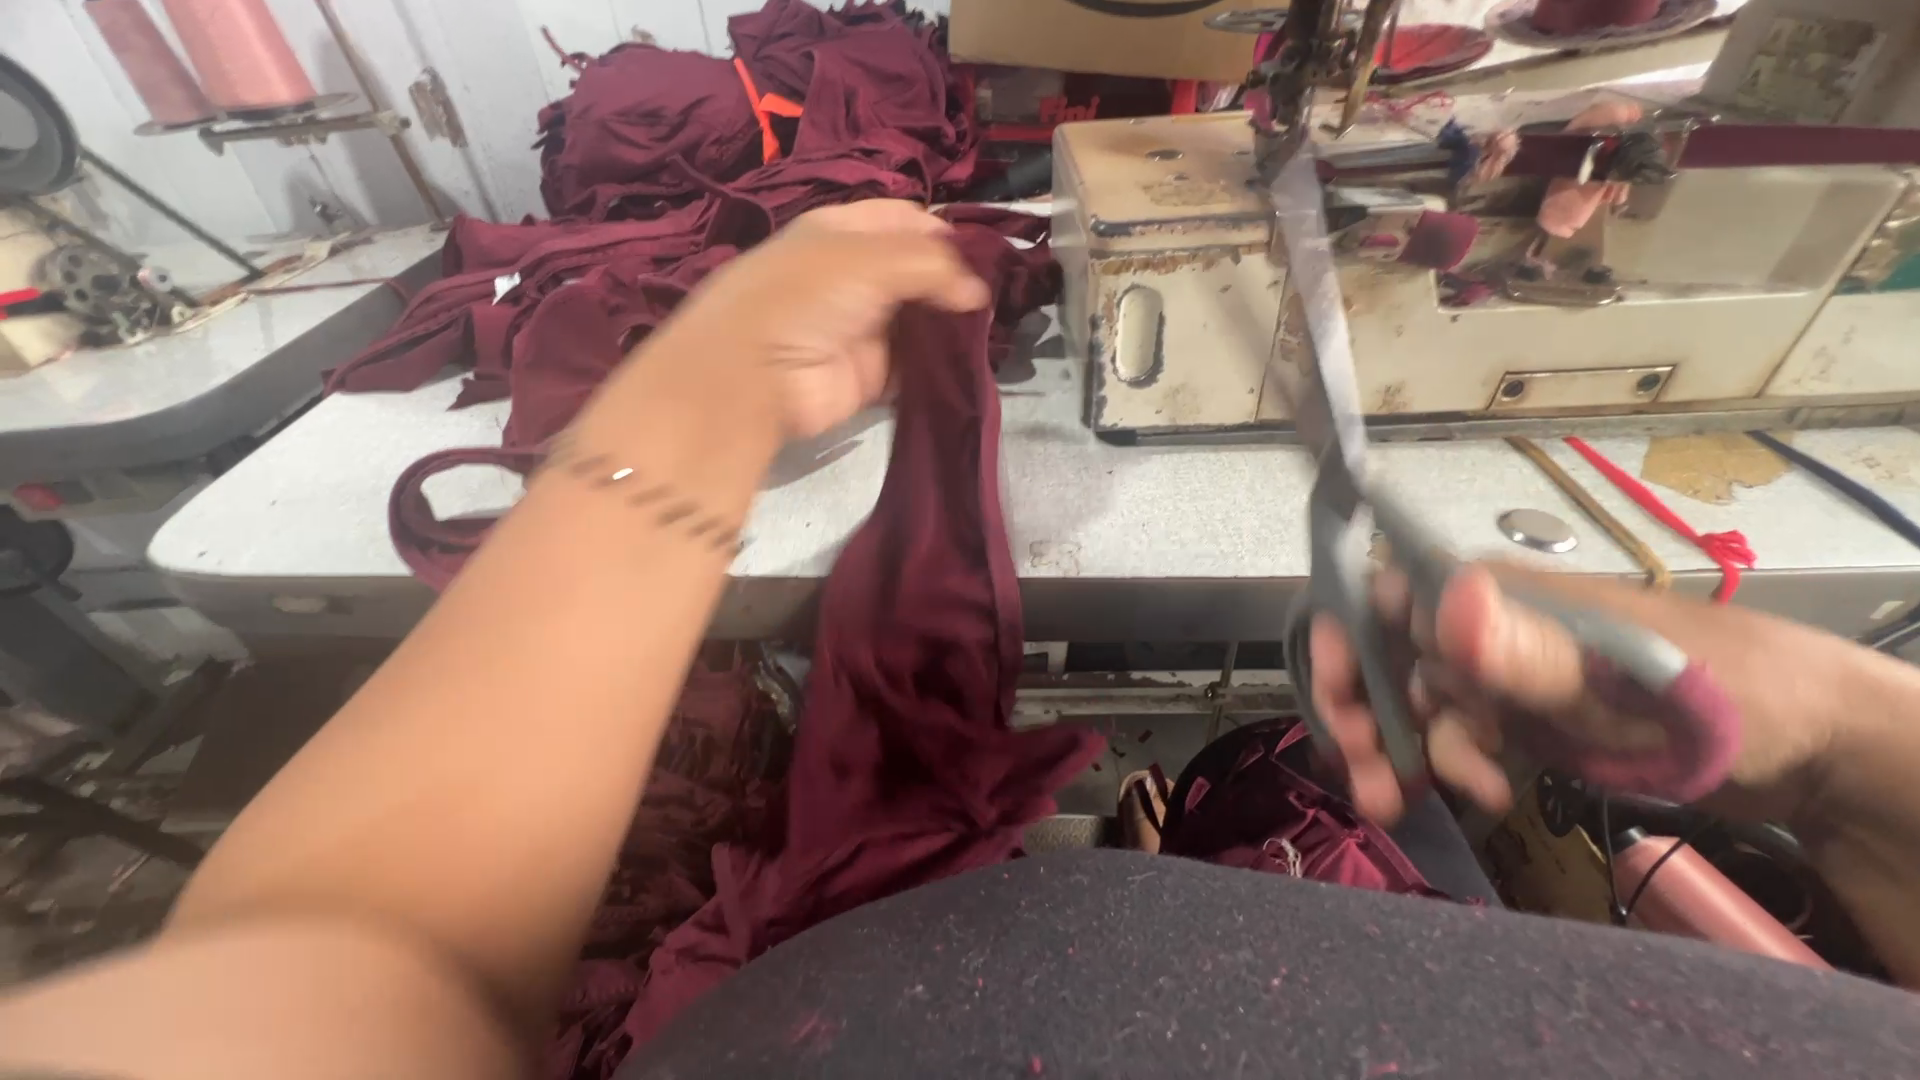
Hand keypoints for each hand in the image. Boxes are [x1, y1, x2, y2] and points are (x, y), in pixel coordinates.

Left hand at [646, 200, 989, 440]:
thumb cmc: (805, 296)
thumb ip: (931, 266)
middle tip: (999, 294)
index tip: (985, 252)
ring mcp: (861, 327)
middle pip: (916, 272)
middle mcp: (852, 276)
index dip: (942, 231)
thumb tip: (977, 291)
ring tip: (993, 327)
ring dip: (950, 325)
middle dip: (954, 282)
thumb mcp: (868, 258)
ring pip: (918, 320)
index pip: (903, 220)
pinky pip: (913, 366)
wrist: (754, 376)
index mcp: (842, 232)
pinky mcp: (868, 374)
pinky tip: (969, 361)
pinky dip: (938, 365)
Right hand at [1309, 564, 1870, 829]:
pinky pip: (1448, 739)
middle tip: (1361, 772)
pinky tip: (1478, 791)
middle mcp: (1472, 625)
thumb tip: (1446, 600)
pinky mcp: (1506, 718)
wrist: (1802, 748)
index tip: (1337, 703)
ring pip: (1407, 706)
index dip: (1342, 648)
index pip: (1377, 603)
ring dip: (1394, 754)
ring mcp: (1488, 673)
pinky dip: (1447, 767)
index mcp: (1484, 592)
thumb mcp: (1615, 674)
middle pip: (1381, 660)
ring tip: (1389, 802)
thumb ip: (1524, 647)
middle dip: (1362, 716)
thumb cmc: (1711, 689)